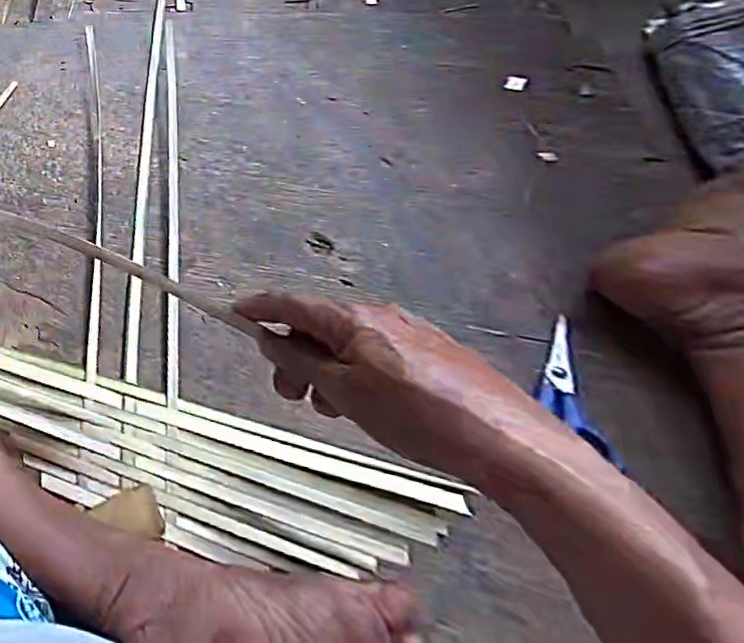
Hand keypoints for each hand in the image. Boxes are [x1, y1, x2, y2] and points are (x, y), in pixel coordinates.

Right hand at [236, 293, 559, 484]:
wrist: (507, 441)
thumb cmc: (424, 417)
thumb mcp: (345, 394)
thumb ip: (300, 364)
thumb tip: (271, 341)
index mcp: (352, 317)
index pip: (290, 304)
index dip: (259, 309)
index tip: (236, 313)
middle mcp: (378, 313)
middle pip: (318, 325)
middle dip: (294, 355)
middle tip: (288, 393)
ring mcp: (408, 330)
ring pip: (348, 341)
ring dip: (326, 368)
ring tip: (331, 407)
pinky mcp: (431, 350)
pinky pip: (377, 351)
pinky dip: (356, 371)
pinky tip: (367, 404)